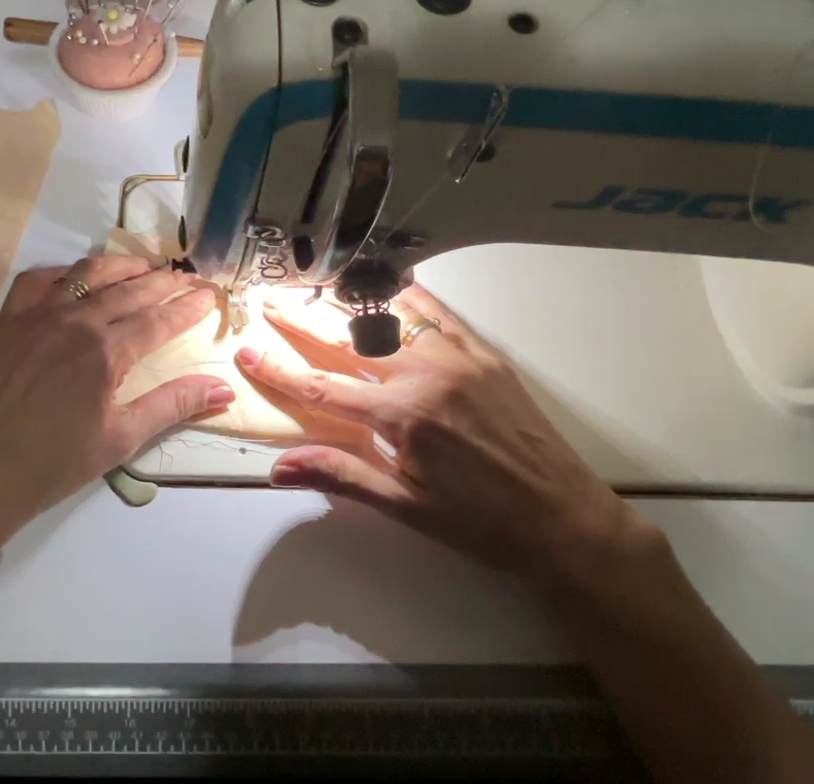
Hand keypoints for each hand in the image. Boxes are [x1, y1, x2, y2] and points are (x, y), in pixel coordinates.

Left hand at [0, 256, 229, 586]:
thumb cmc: (52, 465)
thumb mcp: (120, 439)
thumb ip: (172, 405)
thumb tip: (224, 389)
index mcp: (105, 352)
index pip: (158, 320)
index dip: (187, 308)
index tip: (209, 296)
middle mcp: (74, 321)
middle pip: (129, 290)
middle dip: (163, 282)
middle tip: (187, 277)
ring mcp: (36, 315)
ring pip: (87, 273)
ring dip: (121, 266)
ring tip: (145, 266)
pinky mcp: (7, 319)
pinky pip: (39, 279)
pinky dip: (66, 271)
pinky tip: (78, 277)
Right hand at [236, 286, 653, 594]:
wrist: (567, 519)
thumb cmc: (482, 524)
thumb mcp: (406, 508)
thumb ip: (342, 475)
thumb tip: (278, 468)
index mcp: (402, 416)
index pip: (322, 387)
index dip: (278, 370)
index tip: (246, 351)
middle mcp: (426, 374)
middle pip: (349, 340)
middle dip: (304, 321)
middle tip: (273, 303)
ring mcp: (459, 358)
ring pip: (391, 316)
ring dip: (350, 302)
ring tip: (319, 289)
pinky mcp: (485, 355)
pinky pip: (437, 314)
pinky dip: (405, 299)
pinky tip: (387, 290)